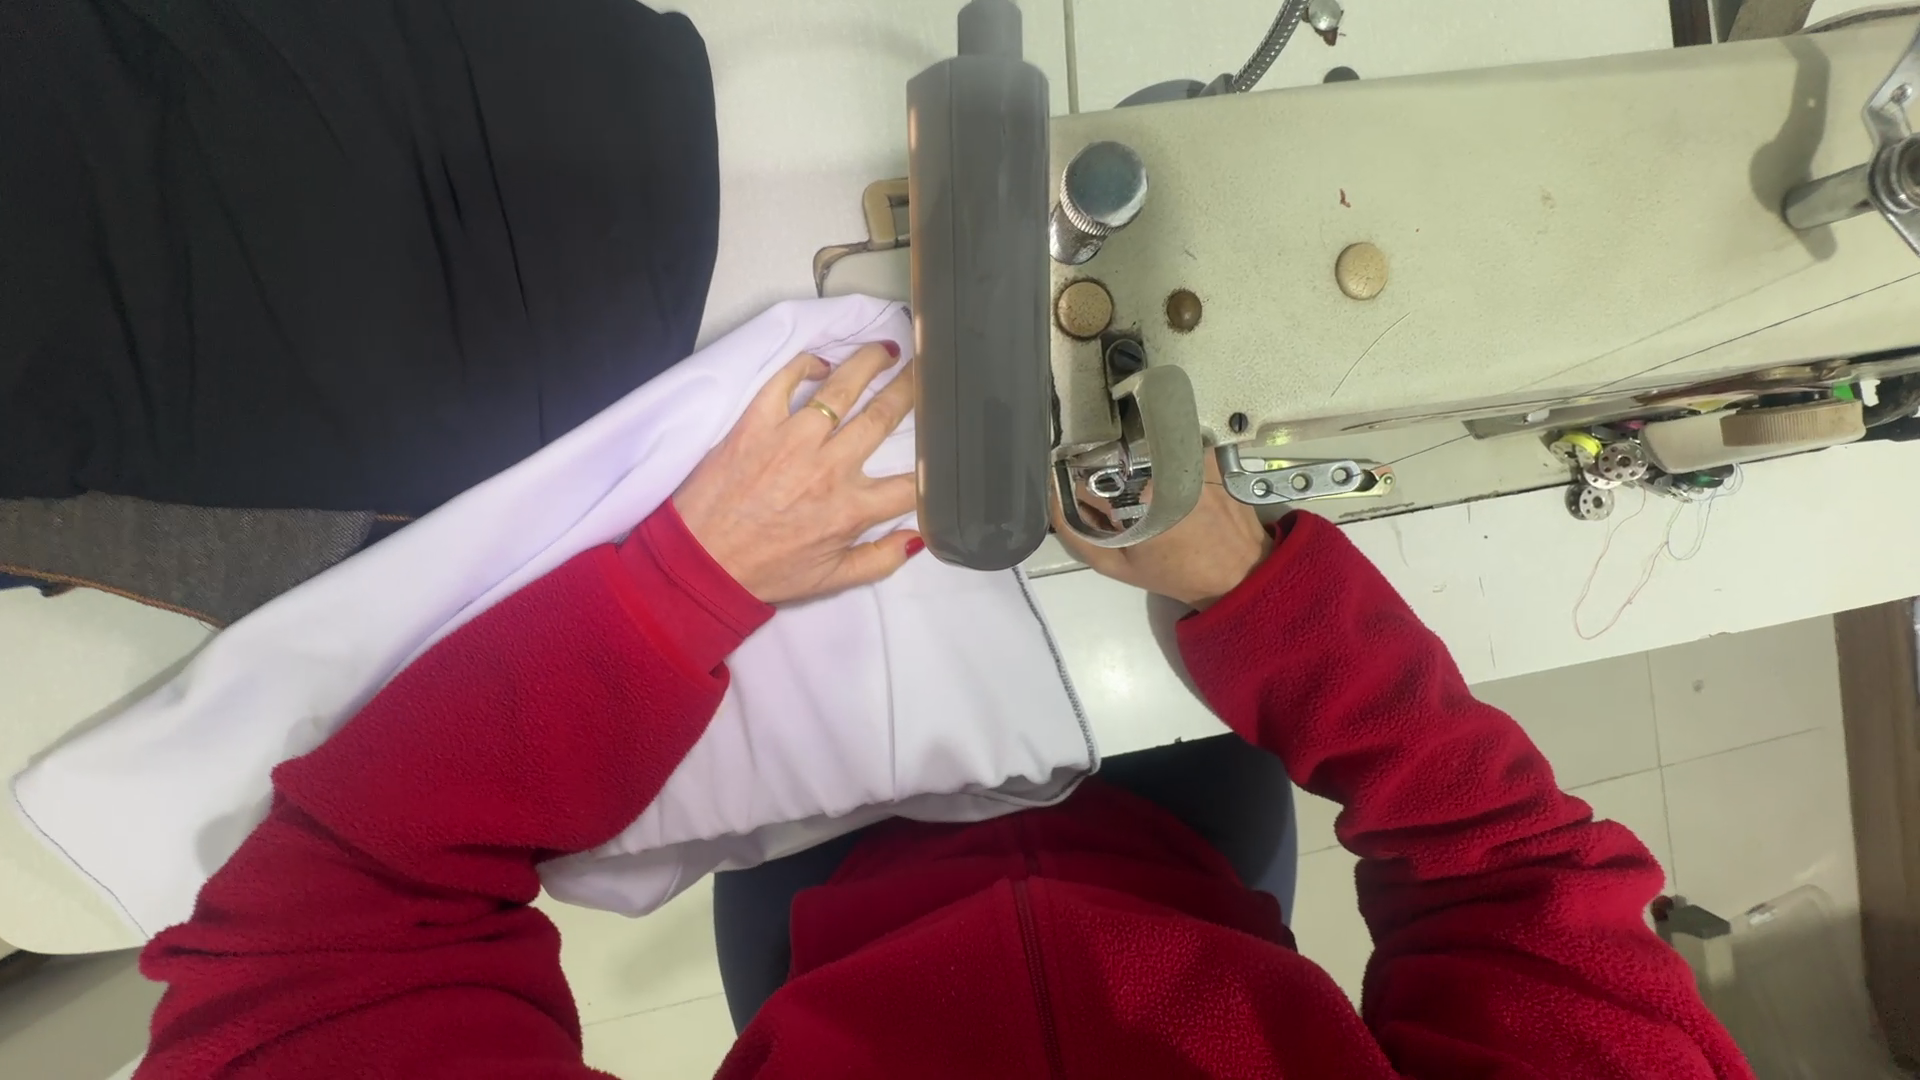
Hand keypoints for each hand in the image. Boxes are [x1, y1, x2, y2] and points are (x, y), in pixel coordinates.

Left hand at [673, 343, 919, 604]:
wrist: (698, 563)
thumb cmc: (766, 573)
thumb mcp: (831, 581)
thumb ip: (881, 560)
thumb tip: (919, 538)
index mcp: (850, 510)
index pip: (909, 483)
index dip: (931, 467)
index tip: (939, 447)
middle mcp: (828, 468)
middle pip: (882, 417)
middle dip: (910, 389)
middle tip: (925, 369)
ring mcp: (791, 440)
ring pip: (841, 388)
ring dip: (870, 362)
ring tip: (888, 350)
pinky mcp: (756, 422)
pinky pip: (787, 379)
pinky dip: (807, 364)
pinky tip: (822, 361)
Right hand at [1051, 451, 1271, 610]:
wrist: (1238, 573)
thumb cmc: (1174, 573)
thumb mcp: (1117, 565)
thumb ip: (1077, 536)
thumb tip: (1052, 500)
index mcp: (1134, 497)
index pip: (1090, 480)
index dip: (1087, 495)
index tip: (1098, 509)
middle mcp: (1161, 470)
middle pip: (1116, 463)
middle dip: (1114, 481)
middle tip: (1130, 506)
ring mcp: (1188, 458)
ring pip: (1144, 455)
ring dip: (1142, 472)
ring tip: (1156, 498)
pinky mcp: (1210, 455)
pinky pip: (1174, 451)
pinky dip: (1171, 465)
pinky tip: (1179, 488)